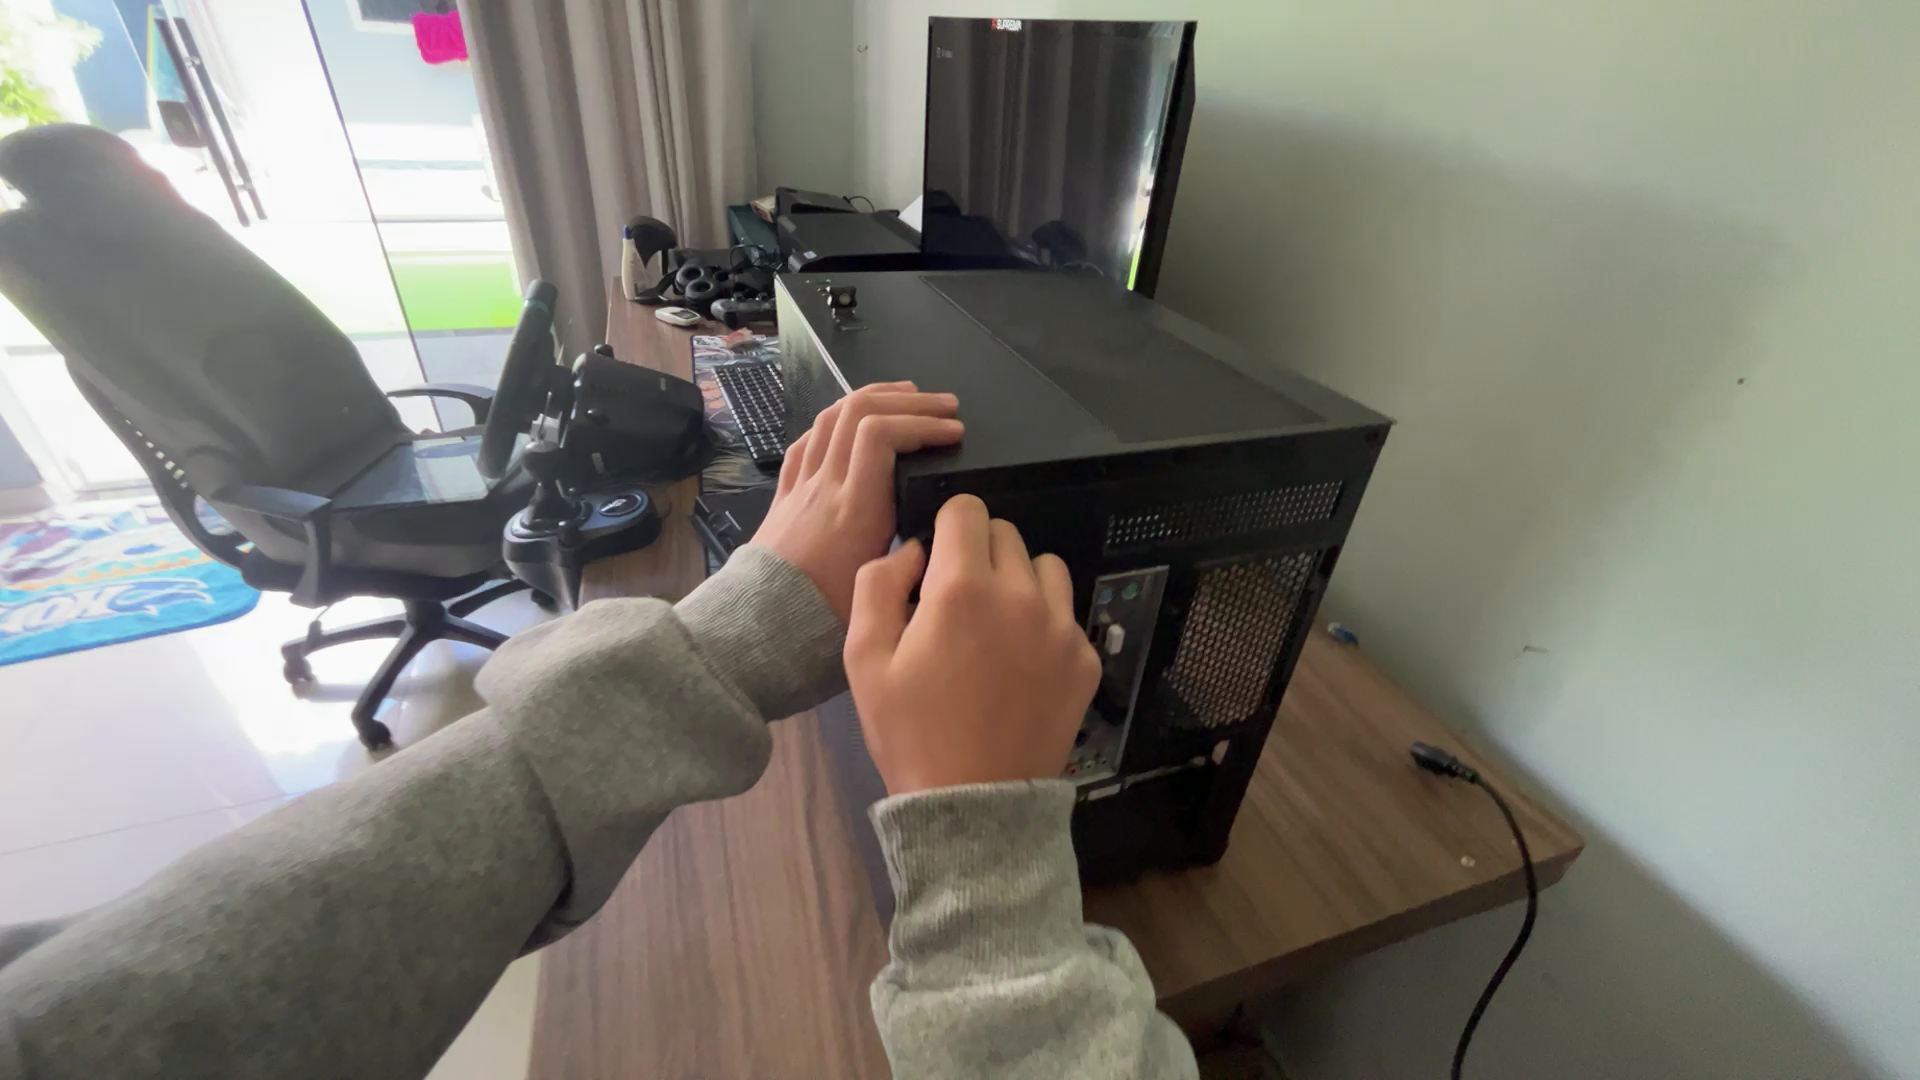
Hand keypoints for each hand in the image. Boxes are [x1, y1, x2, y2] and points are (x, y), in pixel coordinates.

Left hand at [754, 382, 961, 620]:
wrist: (760, 624)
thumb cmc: (823, 613)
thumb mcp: (882, 586)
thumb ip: (914, 555)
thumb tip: (939, 537)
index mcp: (855, 508)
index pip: (883, 435)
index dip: (924, 423)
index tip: (956, 433)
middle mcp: (826, 484)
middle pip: (859, 411)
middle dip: (909, 400)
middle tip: (945, 407)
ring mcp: (802, 483)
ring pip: (831, 416)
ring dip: (873, 397)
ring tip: (906, 395)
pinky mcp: (785, 492)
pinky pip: (808, 440)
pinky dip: (836, 421)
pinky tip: (851, 423)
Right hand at [844, 494, 1101, 794]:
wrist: (973, 805)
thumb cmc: (910, 731)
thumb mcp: (864, 658)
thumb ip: (878, 583)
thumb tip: (915, 550)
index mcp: (963, 588)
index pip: (966, 509)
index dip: (945, 527)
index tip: (936, 563)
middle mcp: (1021, 595)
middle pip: (1006, 532)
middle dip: (978, 551)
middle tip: (959, 600)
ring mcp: (1062, 626)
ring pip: (1044, 565)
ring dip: (1018, 579)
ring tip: (996, 624)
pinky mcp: (1086, 657)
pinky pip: (1067, 612)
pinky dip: (1044, 620)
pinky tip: (1022, 661)